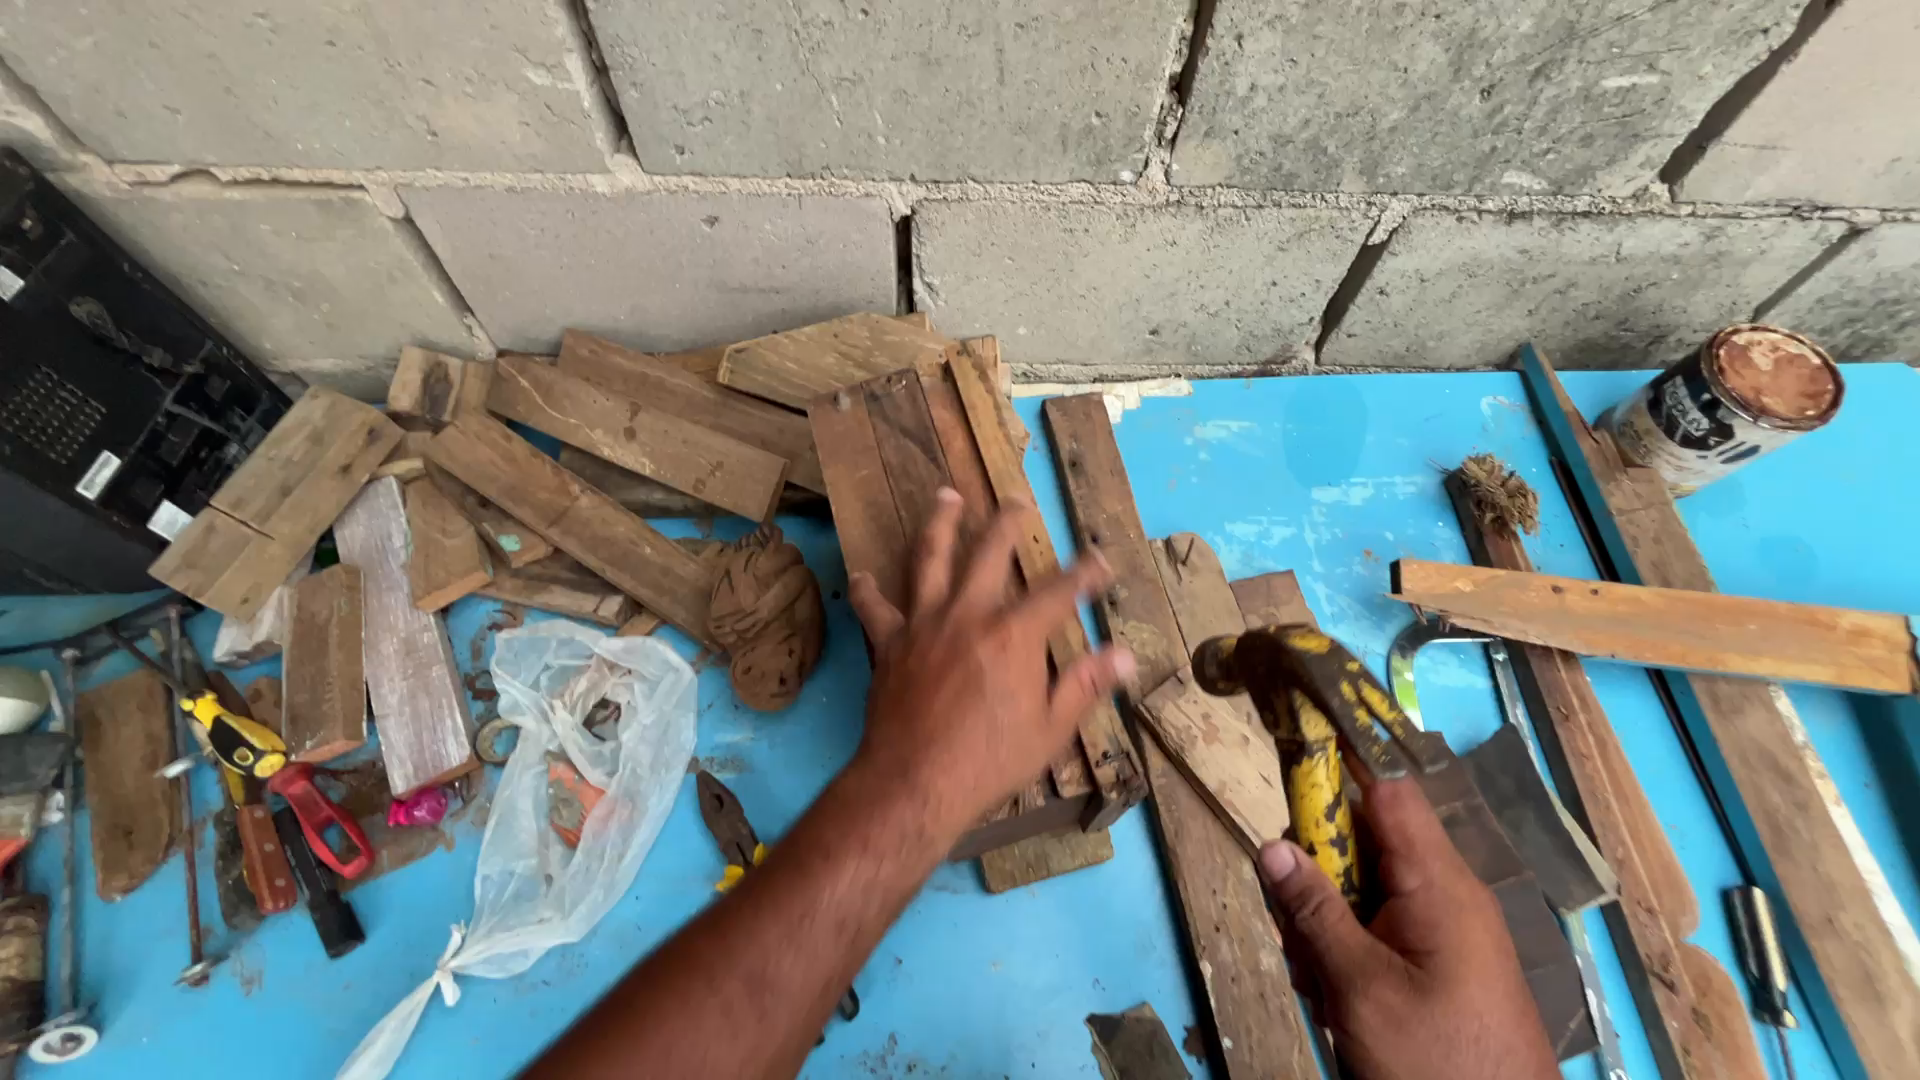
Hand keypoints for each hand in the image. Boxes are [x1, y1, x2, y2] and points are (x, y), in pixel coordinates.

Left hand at [846, 488, 1134, 840]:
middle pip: (990, 554)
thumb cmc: (989, 761)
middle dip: (1007, 524)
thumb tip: (1124, 656)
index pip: (1059, 593)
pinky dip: (868, 590)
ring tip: (945, 496)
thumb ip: (1084, 685)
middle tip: (1015, 502)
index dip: (1084, 574)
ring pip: (930, 560)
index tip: (1099, 558)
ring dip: (940, 525)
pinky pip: (876, 608)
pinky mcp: (889, 643)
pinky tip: (862, 575)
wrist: (914, 782)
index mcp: (1014, 635)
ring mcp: (924, 624)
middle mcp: (968, 615)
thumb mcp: (1050, 730)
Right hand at [1259, 778, 1558, 1079]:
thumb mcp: (1361, 987)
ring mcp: (1439, 928)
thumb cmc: (1436, 1062)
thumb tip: (1269, 843)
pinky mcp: (1433, 959)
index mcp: (1439, 884)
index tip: (1289, 768)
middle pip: (1359, 842)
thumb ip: (1313, 911)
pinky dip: (1342, 949)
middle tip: (1294, 928)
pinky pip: (1372, 925)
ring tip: (1317, 981)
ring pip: (1357, 887)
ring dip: (1322, 922)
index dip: (1340, 770)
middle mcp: (1443, 893)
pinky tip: (1333, 996)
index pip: (1388, 791)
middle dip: (1315, 873)